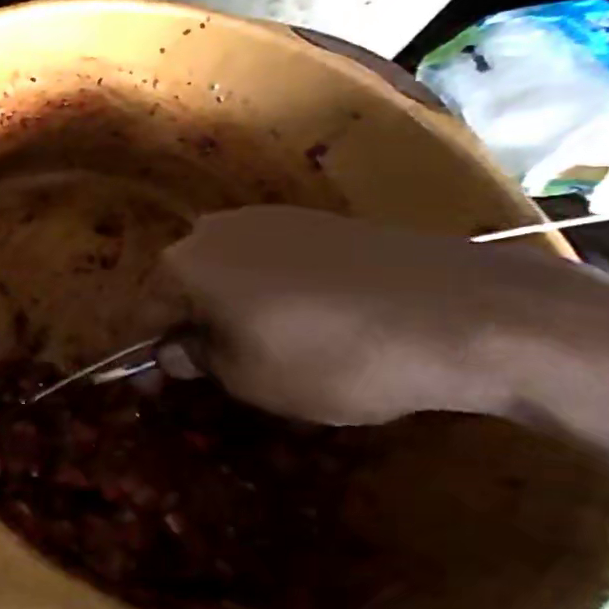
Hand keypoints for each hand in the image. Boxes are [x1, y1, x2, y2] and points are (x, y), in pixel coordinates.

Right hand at [143, 206, 588, 424]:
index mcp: (182, 264)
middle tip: (212, 369)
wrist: (465, 314)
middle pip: (183, 286)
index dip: (144, 355)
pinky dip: (272, 294)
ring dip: (230, 308)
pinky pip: (271, 263)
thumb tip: (177, 349)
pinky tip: (307, 323)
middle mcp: (213, 231)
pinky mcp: (319, 224)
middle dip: (189, 326)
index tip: (155, 387)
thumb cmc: (331, 355)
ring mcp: (269, 220)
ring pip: (227, 273)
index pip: (143, 312)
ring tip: (263, 348)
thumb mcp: (249, 379)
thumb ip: (196, 361)